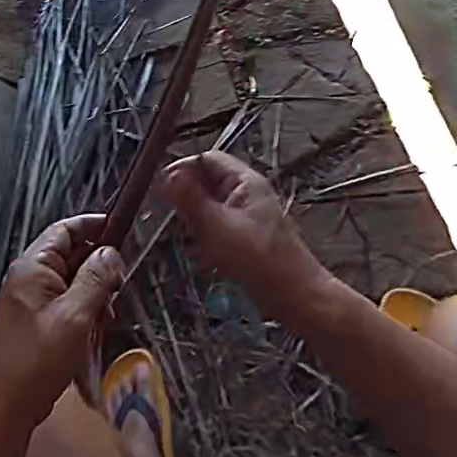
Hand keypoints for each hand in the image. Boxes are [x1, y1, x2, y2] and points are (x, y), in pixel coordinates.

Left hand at [0, 214, 124, 432]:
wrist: (6, 411)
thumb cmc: (37, 360)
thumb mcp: (75, 316)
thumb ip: (96, 279)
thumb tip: (111, 253)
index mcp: (33, 267)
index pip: (65, 229)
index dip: (93, 225)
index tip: (121, 228)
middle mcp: (30, 277)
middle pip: (71, 254)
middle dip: (98, 266)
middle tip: (120, 284)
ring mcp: (32, 300)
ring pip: (72, 280)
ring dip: (94, 292)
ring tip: (107, 314)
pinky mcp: (37, 322)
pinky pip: (67, 302)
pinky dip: (85, 310)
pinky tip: (96, 329)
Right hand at [161, 151, 333, 320]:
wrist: (295, 297)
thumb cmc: (259, 259)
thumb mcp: (217, 225)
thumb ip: (190, 200)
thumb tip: (166, 176)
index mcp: (244, 181)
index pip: (206, 159)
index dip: (182, 169)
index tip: (162, 187)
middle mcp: (247, 192)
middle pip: (207, 182)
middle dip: (188, 198)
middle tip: (174, 217)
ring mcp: (247, 214)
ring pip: (210, 206)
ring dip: (197, 221)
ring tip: (194, 240)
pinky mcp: (247, 236)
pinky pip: (218, 226)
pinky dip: (208, 237)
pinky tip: (206, 256)